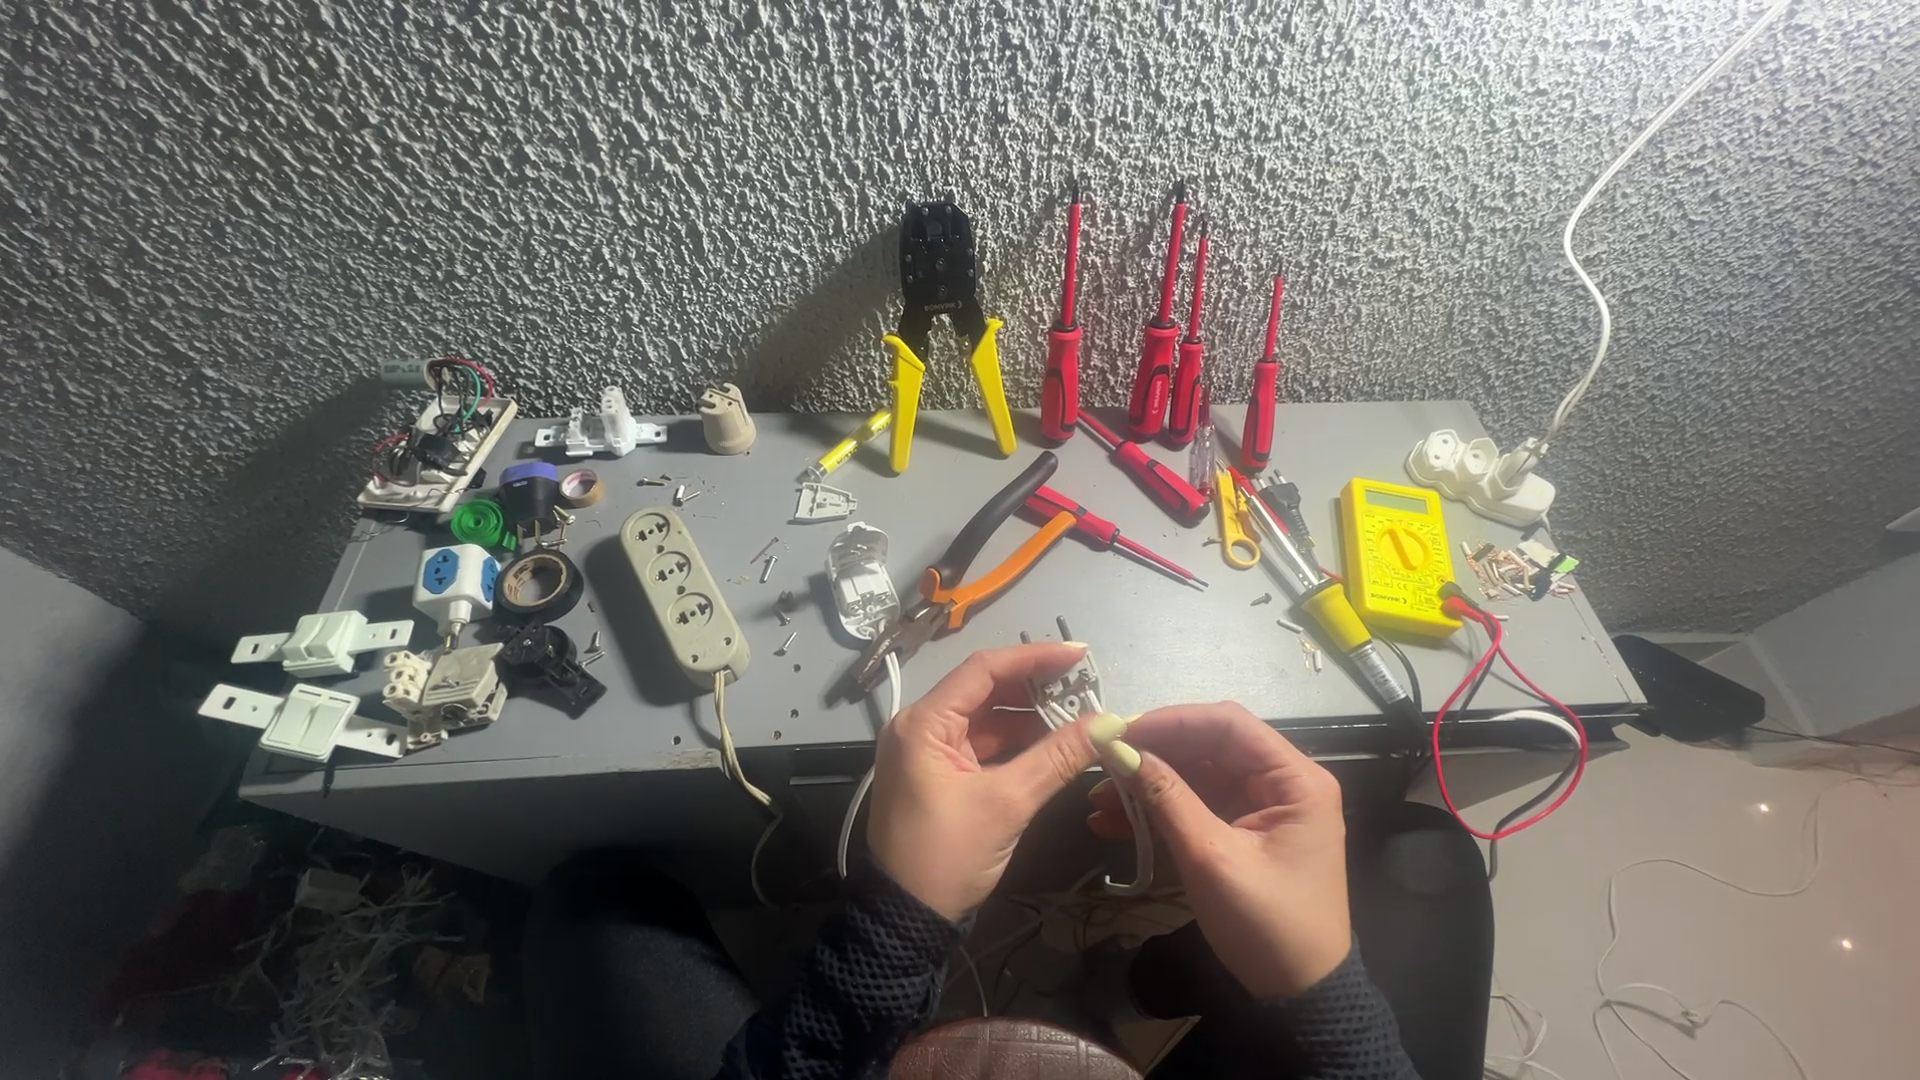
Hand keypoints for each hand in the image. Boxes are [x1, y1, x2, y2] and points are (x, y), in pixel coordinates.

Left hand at [868, 644, 1105, 920]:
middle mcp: (920, 725)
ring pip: (987, 718)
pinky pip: (982, 744)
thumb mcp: (1006, 804)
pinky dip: (1016, 742)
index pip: (983, 670)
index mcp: (923, 723)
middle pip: (985, 690)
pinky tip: (1054, 742)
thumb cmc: (947, 857)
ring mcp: (928, 749)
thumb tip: (1108, 724)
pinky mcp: (939, 772)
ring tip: (1079, 715)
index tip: (1078, 655)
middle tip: (1085, 687)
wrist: (905, 921)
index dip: (1033, 658)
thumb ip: (1057, 758)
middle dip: (1036, 689)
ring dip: (1030, 717)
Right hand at [1087, 703, 1350, 998]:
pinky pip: (1193, 802)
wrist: (1298, 998)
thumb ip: (1167, 797)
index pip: (1229, 724)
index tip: (1124, 732)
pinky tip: (1112, 820)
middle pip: (1208, 745)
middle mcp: (1281, 781)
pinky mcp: (1239, 827)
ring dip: (1148, 782)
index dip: (1173, 721)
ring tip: (1099, 797)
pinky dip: (1157, 808)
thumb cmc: (1266, 925)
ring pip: (1194, 772)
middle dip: (1154, 753)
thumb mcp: (1210, 858)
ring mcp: (1259, 804)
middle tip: (1105, 761)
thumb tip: (1122, 750)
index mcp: (1295, 780)